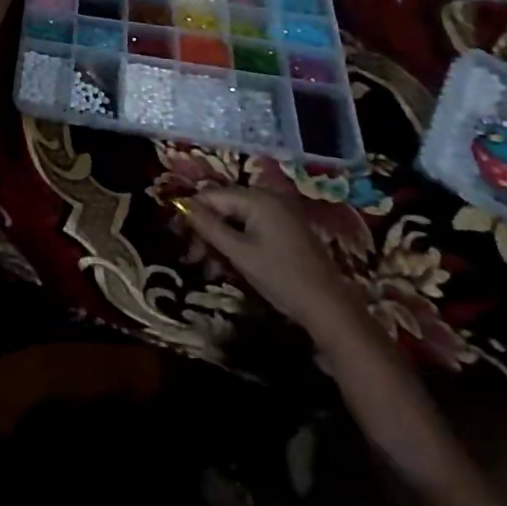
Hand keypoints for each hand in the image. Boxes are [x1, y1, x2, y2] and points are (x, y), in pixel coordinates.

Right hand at [184, 187, 364, 341]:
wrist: (329, 309)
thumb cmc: (281, 277)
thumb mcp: (238, 252)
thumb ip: (208, 226)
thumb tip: (180, 204)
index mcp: (257, 199)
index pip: (211, 196)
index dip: (190, 214)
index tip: (177, 238)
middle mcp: (268, 199)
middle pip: (222, 207)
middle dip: (204, 231)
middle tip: (191, 257)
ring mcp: (279, 215)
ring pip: (234, 220)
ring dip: (217, 241)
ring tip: (207, 267)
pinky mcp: (285, 231)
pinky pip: (250, 229)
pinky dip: (235, 244)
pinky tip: (226, 266)